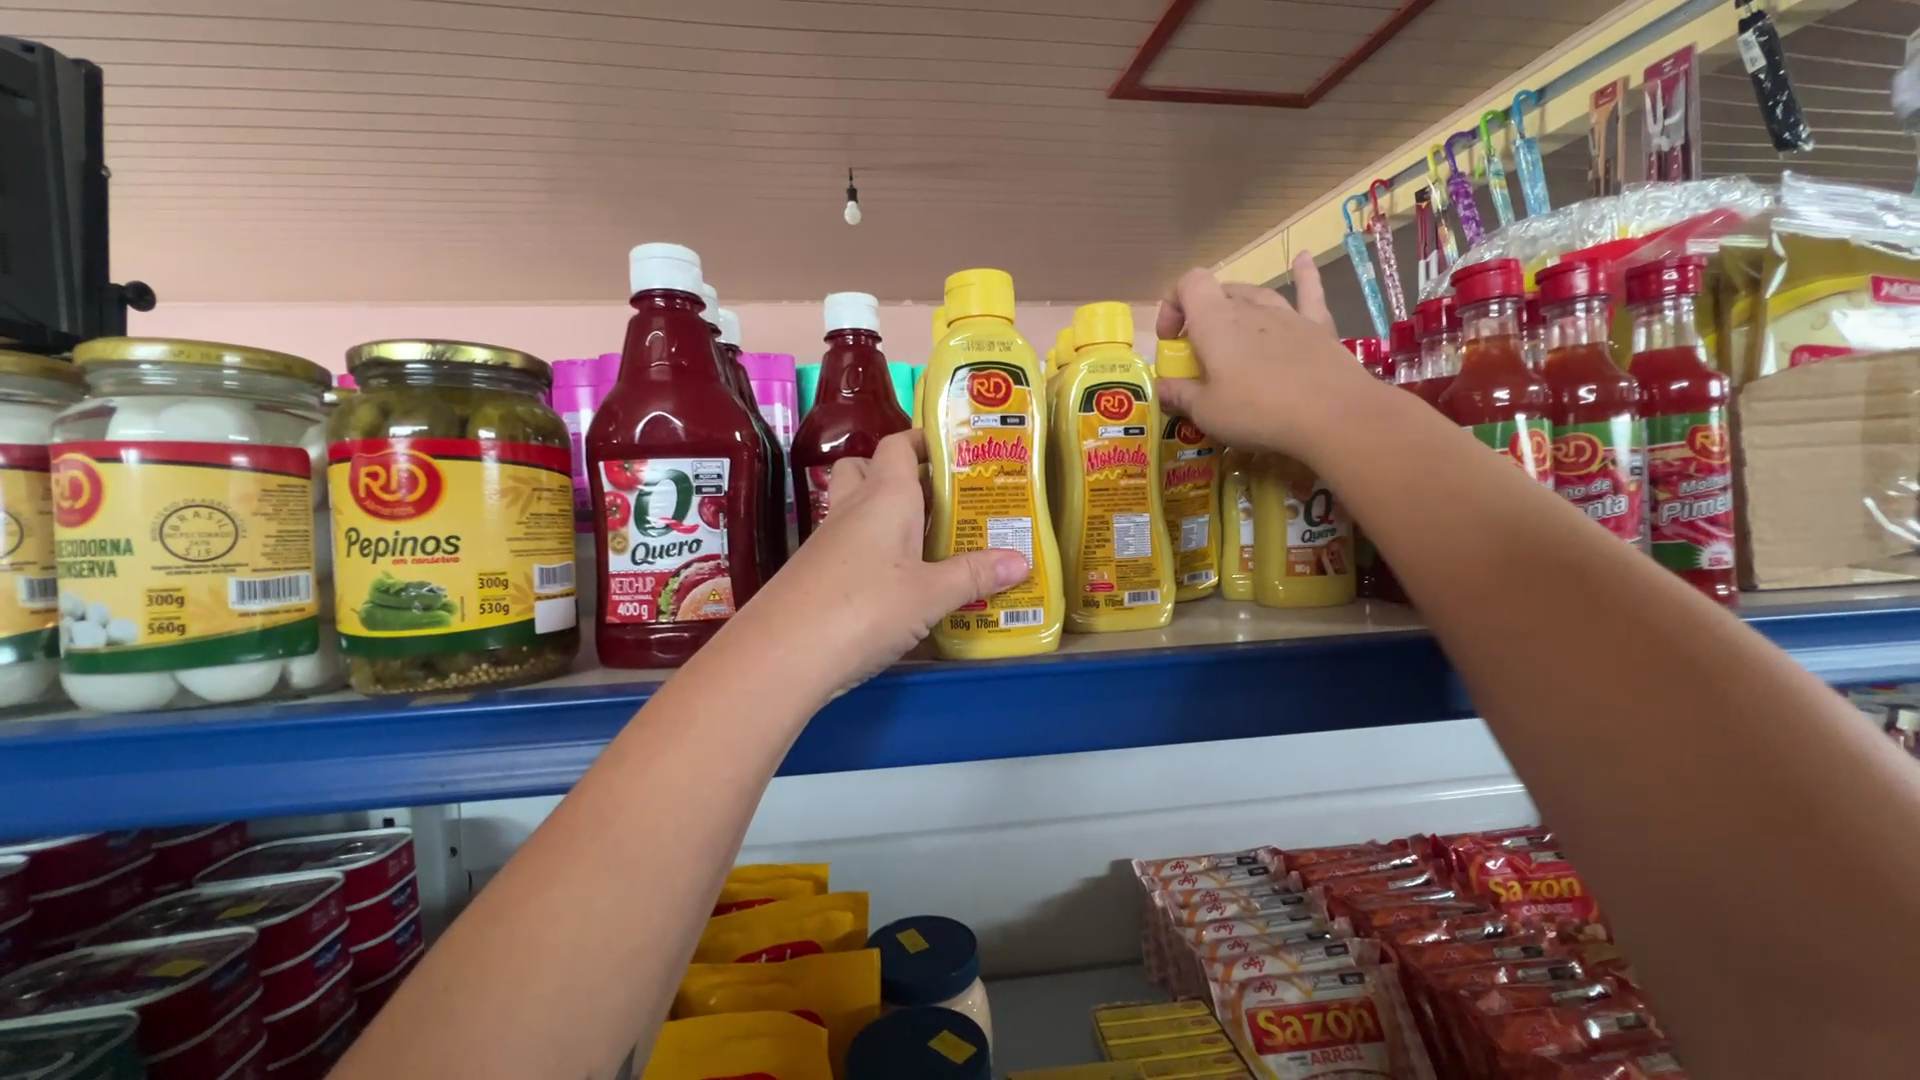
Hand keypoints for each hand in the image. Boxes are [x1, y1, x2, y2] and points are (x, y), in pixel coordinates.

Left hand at [728, 430, 1029, 694]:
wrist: (784, 654)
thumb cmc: (865, 608)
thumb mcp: (929, 595)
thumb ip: (973, 575)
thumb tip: (1022, 560)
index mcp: (885, 497)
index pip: (898, 446)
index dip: (922, 441)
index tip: (953, 451)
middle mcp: (852, 509)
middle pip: (867, 469)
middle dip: (899, 475)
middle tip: (938, 499)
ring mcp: (827, 542)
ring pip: (855, 510)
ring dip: (884, 516)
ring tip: (925, 541)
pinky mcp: (814, 575)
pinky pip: (848, 547)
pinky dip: (871, 553)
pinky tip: (895, 583)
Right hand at [1154, 253, 1382, 462]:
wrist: (1332, 416)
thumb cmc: (1257, 412)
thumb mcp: (1206, 413)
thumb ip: (1180, 395)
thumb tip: (1161, 387)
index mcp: (1215, 322)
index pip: (1188, 285)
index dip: (1173, 305)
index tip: (1170, 340)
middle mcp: (1249, 308)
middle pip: (1219, 293)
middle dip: (1201, 315)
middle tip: (1197, 352)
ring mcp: (1287, 314)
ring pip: (1255, 294)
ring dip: (1236, 304)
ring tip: (1229, 328)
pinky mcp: (1318, 327)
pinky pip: (1309, 292)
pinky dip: (1304, 274)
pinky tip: (1304, 258)